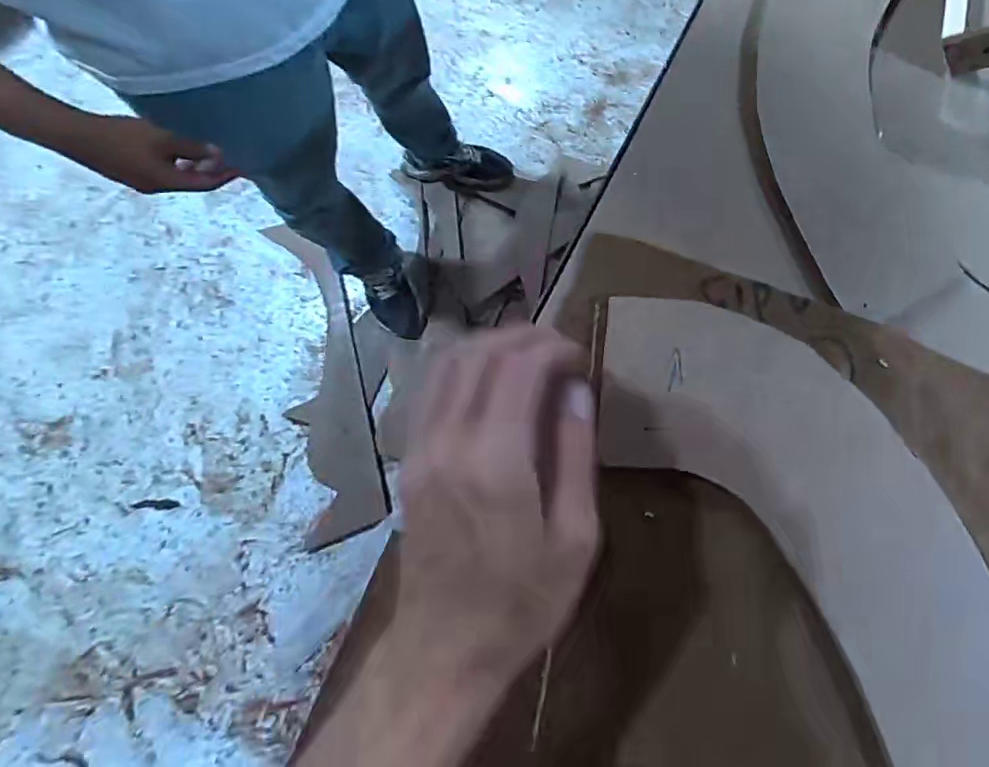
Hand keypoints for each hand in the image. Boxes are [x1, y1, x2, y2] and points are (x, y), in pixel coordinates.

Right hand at [59, 114, 238, 193]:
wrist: (71, 133)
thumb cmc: (120, 136)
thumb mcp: (163, 139)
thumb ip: (194, 148)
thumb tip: (218, 154)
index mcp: (165, 182)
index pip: (205, 184)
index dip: (226, 176)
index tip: (244, 167)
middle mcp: (154, 187)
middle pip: (193, 182)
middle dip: (213, 172)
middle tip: (231, 158)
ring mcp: (139, 181)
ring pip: (178, 176)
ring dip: (196, 167)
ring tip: (211, 152)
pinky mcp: (129, 171)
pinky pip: (163, 171)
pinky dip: (179, 163)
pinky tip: (182, 150)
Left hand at [393, 326, 599, 691]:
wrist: (443, 653)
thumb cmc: (524, 600)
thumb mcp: (576, 535)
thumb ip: (577, 454)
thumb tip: (577, 391)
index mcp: (496, 462)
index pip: (519, 367)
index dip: (553, 347)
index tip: (580, 356)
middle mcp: (449, 445)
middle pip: (480, 354)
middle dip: (525, 336)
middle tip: (560, 348)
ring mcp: (420, 451)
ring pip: (448, 364)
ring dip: (492, 344)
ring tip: (530, 355)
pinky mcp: (408, 462)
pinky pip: (431, 390)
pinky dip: (465, 367)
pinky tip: (493, 380)